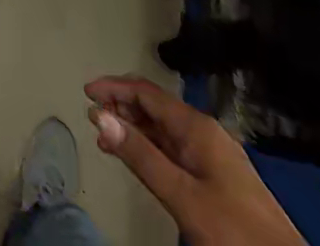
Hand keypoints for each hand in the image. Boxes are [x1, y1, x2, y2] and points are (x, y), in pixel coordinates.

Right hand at [85, 77, 304, 245]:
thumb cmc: (234, 230)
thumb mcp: (181, 194)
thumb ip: (139, 154)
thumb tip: (98, 115)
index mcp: (197, 128)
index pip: (147, 93)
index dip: (114, 88)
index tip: (85, 94)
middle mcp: (204, 132)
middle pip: (154, 106)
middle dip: (121, 106)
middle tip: (93, 119)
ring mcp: (212, 154)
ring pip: (163, 127)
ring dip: (132, 127)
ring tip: (105, 140)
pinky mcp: (216, 175)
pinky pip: (173, 147)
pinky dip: (148, 146)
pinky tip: (135, 158)